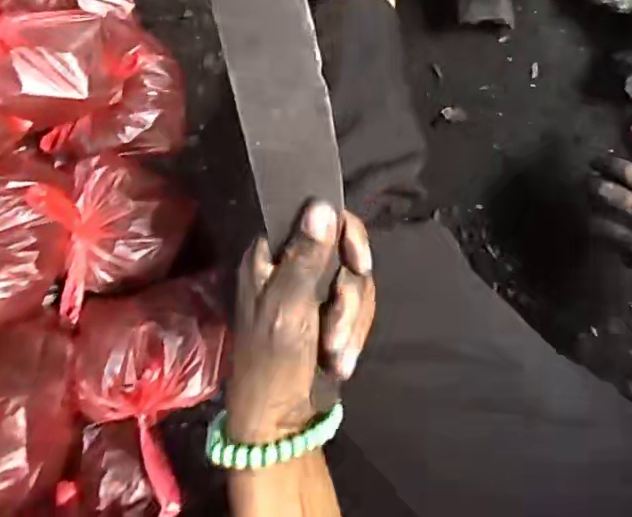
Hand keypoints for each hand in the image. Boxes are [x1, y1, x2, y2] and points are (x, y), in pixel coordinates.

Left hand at [227, 200, 375, 444]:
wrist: (280, 424)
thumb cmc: (271, 361)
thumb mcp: (287, 308)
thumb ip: (305, 258)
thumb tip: (321, 206)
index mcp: (271, 251)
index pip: (315, 216)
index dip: (344, 234)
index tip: (357, 263)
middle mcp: (292, 261)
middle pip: (344, 249)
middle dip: (349, 295)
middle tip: (337, 329)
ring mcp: (313, 287)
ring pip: (356, 280)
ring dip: (351, 322)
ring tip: (334, 353)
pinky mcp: (331, 310)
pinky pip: (360, 306)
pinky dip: (354, 334)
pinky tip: (341, 360)